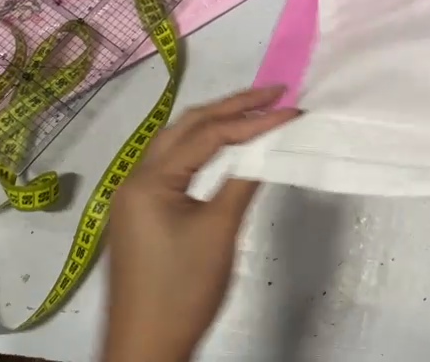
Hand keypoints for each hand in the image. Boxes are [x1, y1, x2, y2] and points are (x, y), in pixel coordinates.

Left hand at [102, 85, 297, 361]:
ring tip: (256, 111)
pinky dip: (206, 149)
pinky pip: (177, 165)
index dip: (254, 120)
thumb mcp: (219, 231)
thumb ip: (244, 178)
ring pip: (180, 143)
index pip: (208, 135)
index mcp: (148, 181)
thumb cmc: (182, 290)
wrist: (146, 353)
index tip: (293, 110)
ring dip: (218, 124)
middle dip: (233, 107)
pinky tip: (229, 147)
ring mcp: (137, 199)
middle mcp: (136, 180)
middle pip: (188, 128)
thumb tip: (272, 143)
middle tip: (274, 93)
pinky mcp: (145, 215)